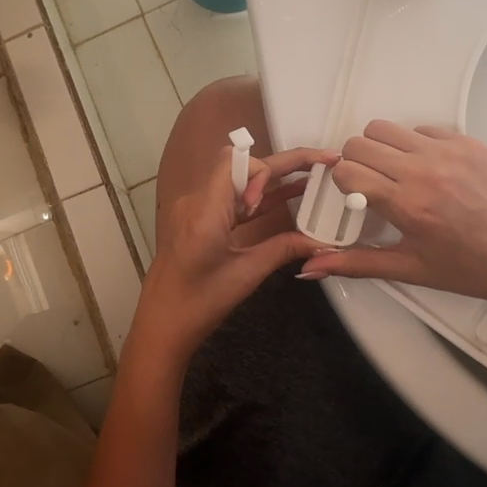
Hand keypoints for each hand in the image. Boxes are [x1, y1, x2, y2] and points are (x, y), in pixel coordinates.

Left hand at [129, 145, 337, 363]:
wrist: (161, 326)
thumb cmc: (198, 304)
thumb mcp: (246, 275)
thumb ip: (284, 249)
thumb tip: (324, 243)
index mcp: (204, 211)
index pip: (235, 162)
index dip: (262, 170)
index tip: (269, 201)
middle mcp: (195, 201)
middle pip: (241, 166)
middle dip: (282, 164)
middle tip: (325, 160)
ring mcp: (194, 210)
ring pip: (238, 181)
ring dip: (273, 179)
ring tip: (314, 177)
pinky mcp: (197, 221)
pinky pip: (230, 199)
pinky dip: (257, 198)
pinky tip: (286, 198)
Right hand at [301, 121, 486, 319]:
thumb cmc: (472, 269)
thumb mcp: (409, 269)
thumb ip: (354, 264)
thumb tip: (310, 268)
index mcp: (406, 204)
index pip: (347, 171)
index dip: (343, 184)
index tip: (355, 198)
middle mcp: (423, 171)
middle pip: (360, 142)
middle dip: (355, 162)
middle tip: (371, 183)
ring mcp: (447, 152)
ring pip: (386, 127)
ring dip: (380, 146)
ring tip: (396, 172)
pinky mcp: (467, 143)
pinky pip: (422, 129)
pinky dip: (414, 144)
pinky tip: (428, 170)